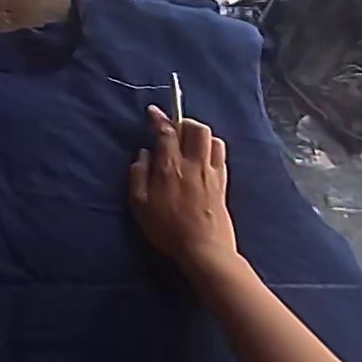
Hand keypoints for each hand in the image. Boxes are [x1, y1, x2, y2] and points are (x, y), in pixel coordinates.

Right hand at [128, 105, 234, 274]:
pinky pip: (221, 155)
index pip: (167, 132)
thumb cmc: (166, 229)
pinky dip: (211, 149)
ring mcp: (212, 173)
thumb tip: (143, 154)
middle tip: (173, 128)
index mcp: (170, 167)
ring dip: (200, 135)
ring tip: (188, 142)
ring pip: (213, 139)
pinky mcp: (223, 184)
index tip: (153, 111)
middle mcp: (194, 165)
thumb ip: (138, 175)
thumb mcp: (139, 204)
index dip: (159, 118)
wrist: (204, 251)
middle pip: (197, 129)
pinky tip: (201, 158)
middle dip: (184, 122)